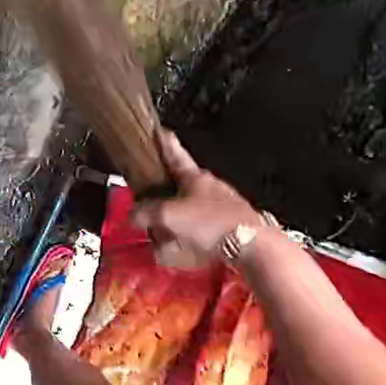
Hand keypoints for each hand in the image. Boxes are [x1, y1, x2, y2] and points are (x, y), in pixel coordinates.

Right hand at [129, 128, 264, 268]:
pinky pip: (202, 230)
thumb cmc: (210, 223)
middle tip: (150, 215)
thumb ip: (145, 213)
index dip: (165, 144)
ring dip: (175, 225)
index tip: (160, 132)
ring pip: (190, 212)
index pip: (175, 155)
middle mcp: (211, 188)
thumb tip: (133, 215)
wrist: (252, 246)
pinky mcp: (231, 227)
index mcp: (196, 177)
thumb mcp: (166, 215)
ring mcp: (223, 207)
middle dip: (164, 202)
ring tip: (165, 242)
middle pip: (180, 188)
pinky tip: (183, 252)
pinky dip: (189, 240)